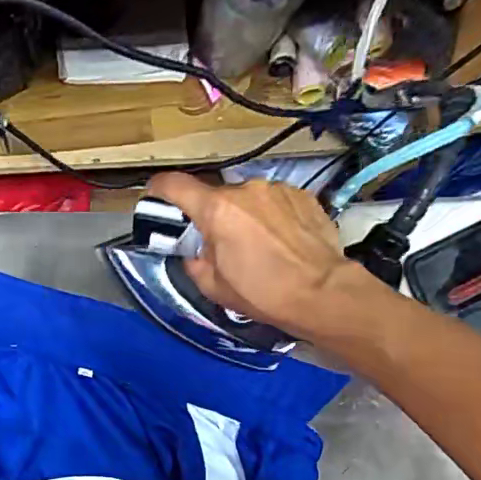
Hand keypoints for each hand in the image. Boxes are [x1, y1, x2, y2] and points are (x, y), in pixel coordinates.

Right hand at [147, 171, 385, 337]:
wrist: (323, 294)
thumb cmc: (266, 295)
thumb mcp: (217, 289)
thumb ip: (195, 263)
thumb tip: (195, 252)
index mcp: (217, 210)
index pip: (175, 185)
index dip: (160, 190)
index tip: (158, 198)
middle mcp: (246, 189)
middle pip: (218, 197)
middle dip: (217, 218)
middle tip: (227, 248)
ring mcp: (278, 190)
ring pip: (251, 199)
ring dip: (250, 218)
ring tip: (264, 248)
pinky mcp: (304, 196)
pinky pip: (278, 203)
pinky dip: (276, 218)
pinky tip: (286, 243)